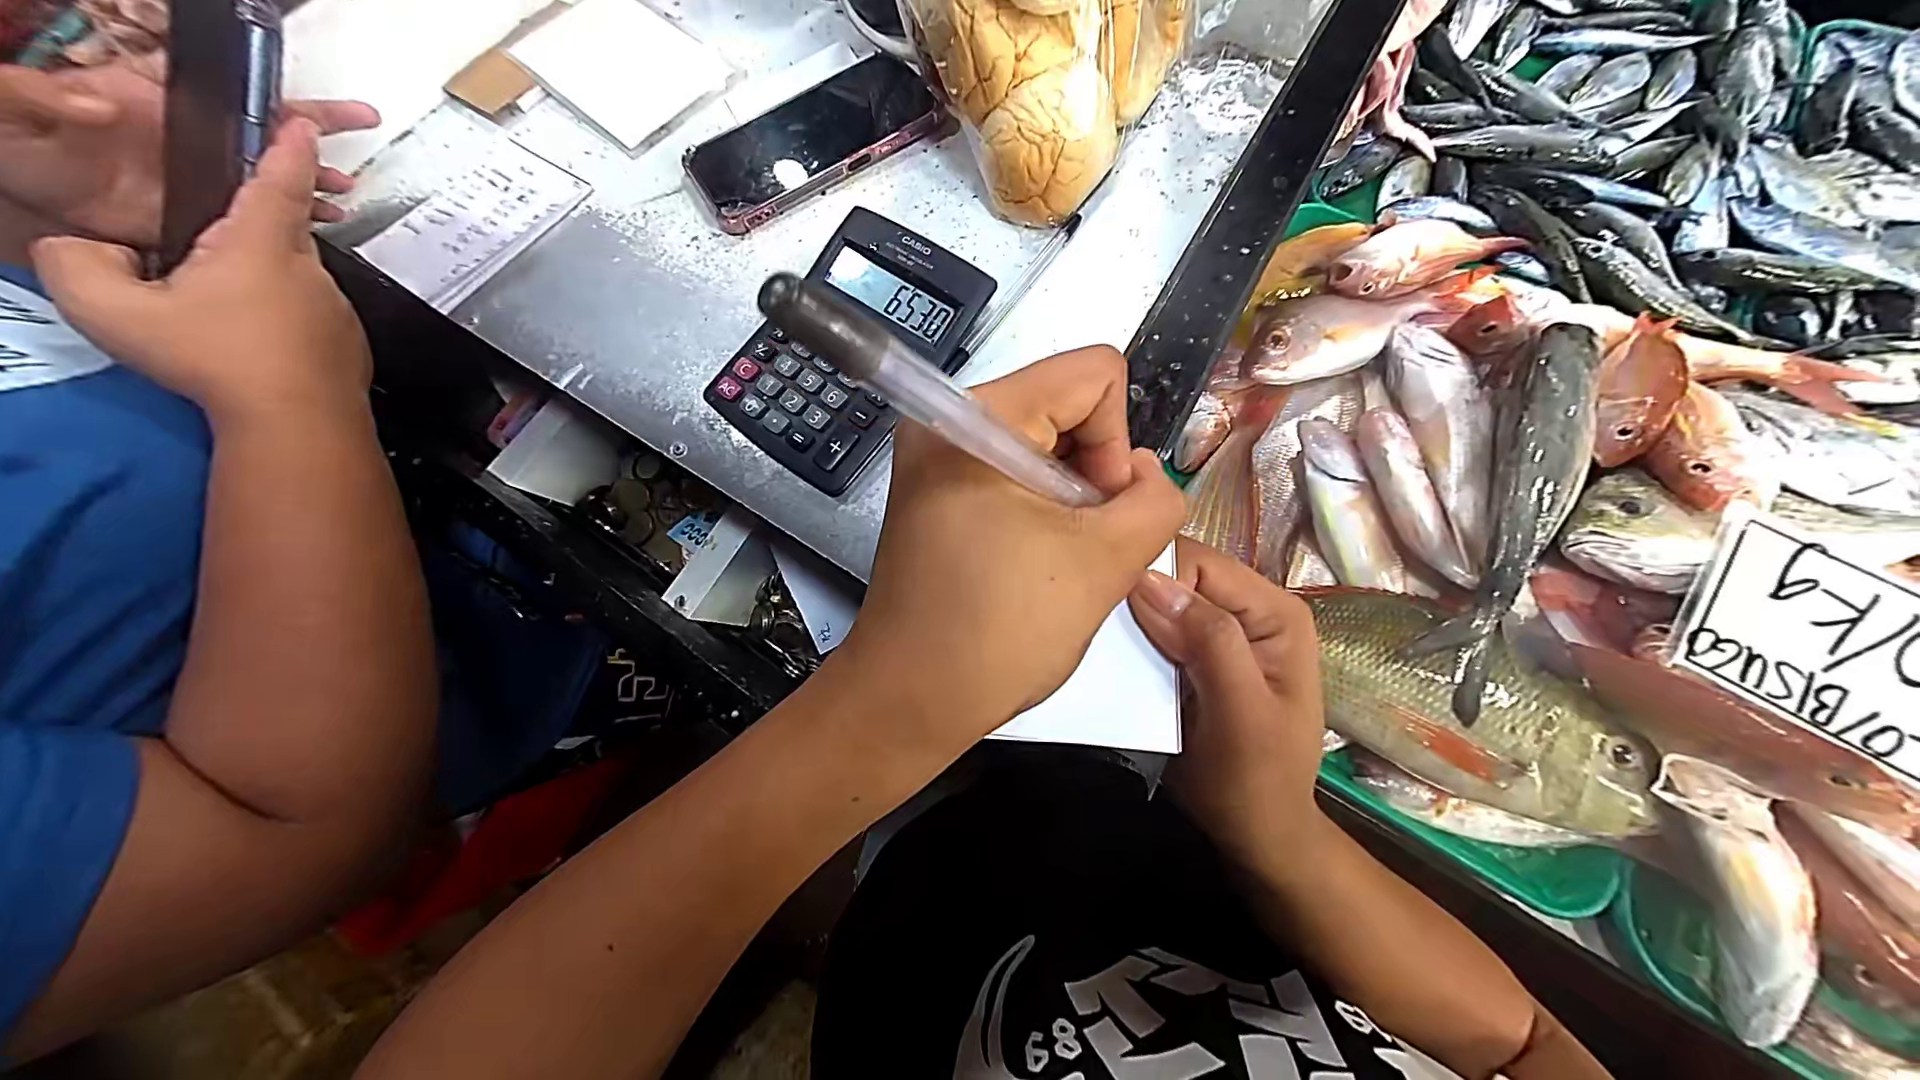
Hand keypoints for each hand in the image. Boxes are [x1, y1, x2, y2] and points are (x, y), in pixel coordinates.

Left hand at [0, 61, 374, 244]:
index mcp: (151, 100)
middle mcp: (193, 138)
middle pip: (265, 127)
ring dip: (313, 177)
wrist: (29, 194)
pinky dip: (298, 221)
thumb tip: (92, 101)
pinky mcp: (214, 216)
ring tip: (342, 182)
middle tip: (358, 120)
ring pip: (275, 173)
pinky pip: (267, 218)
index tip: (301, 90)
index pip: (219, 85)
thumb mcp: (15, 104)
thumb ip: (42, 94)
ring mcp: (208, 178)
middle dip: (313, 126)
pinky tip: (320, 221)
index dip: (263, 84)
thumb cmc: (19, 141)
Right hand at [32, 119, 372, 425]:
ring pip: (290, 282)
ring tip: (221, 323)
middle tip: (198, 269)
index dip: (288, 150)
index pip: (277, 183)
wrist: (300, 422)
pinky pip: (308, 318)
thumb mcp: (108, 306)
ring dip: (256, 289)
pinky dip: (280, 324)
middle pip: (273, 237)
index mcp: (262, 247)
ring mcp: (339, 311)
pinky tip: (254, 349)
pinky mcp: (350, 343)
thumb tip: (98, 253)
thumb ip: (79, 262)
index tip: (306, 126)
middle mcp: (312, 273)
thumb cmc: (216, 360)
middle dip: (237, 239)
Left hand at [838, 345, 1183, 748]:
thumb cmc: (998, 630)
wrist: (914, 697)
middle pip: (1065, 407)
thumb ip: (1156, 499)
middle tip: (1079, 542)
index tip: (1095, 509)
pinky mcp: (937, 494)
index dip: (1115, 441)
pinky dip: (1041, 510)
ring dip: (1070, 499)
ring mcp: (937, 459)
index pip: (1092, 374)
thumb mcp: (1105, 561)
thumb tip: (1145, 471)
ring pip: (1044, 447)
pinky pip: (1013, 476)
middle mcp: (947, 424)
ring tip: (1056, 558)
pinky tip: (1036, 559)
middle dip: (1091, 474)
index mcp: (976, 420)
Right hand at [1129, 538, 1329, 865]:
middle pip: (1179, 573)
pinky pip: (1154, 625)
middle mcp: (1249, 610)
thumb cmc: (1256, 779)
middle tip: (1099, 625)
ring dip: (1129, 615)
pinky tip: (1111, 652)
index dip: (1155, 577)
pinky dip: (1130, 635)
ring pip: (1161, 597)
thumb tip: (1149, 581)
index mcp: (1275, 612)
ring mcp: (1220, 631)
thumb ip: (1208, 642)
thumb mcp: (1240, 713)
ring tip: (1099, 638)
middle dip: (1138, 594)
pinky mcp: (1193, 652)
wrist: (1255, 831)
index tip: (1114, 611)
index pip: (1201, 563)